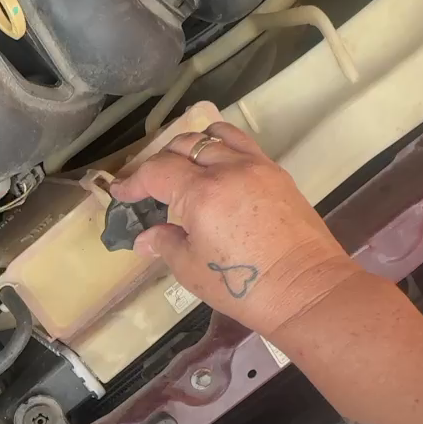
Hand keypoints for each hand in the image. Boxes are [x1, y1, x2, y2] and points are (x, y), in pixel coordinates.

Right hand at [112, 123, 368, 337]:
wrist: (303, 288)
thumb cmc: (240, 284)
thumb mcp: (190, 268)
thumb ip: (165, 244)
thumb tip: (146, 238)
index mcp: (201, 193)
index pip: (156, 172)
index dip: (132, 182)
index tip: (119, 193)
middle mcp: (227, 169)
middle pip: (183, 146)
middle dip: (157, 163)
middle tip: (146, 185)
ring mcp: (256, 166)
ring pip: (214, 135)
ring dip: (190, 146)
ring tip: (180, 167)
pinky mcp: (275, 172)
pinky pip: (241, 143)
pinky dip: (219, 146)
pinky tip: (213, 166)